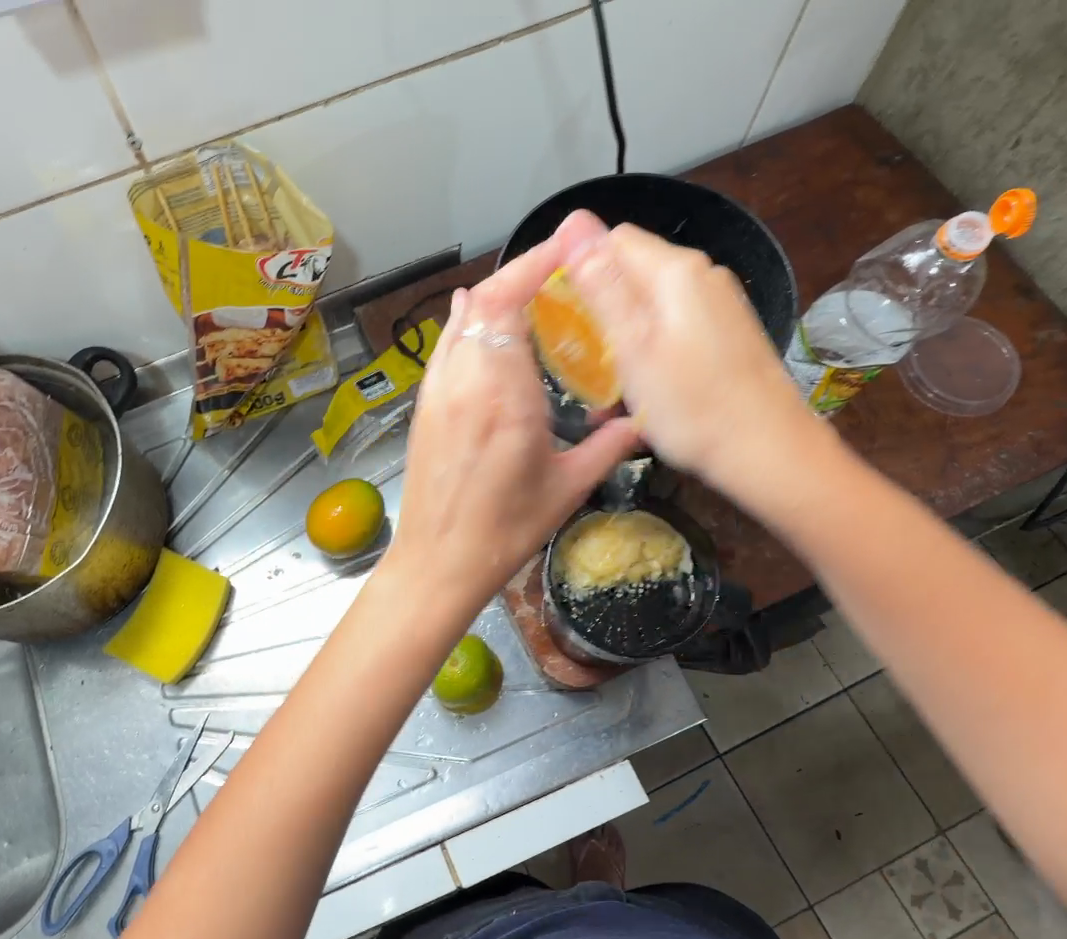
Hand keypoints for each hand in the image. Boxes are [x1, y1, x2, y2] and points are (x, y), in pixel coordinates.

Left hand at [387, 234, 641, 606]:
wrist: (438, 562)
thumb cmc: (503, 531)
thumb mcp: (567, 488)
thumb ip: (609, 447)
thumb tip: (641, 422)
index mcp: (503, 396)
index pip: (506, 302)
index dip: (533, 264)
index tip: (565, 248)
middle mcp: (463, 382)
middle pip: (482, 300)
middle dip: (519, 273)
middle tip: (557, 270)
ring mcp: (438, 392)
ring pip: (459, 320)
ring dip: (492, 296)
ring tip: (529, 292)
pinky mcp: (425, 406)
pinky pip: (446, 346)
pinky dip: (465, 322)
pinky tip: (478, 316)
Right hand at [551, 211, 840, 515]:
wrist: (770, 453)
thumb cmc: (694, 406)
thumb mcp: (634, 347)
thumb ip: (601, 284)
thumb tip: (572, 221)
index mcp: (676, 271)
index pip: (611, 239)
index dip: (577, 268)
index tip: (555, 313)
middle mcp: (701, 277)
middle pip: (630, 271)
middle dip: (597, 307)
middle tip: (575, 356)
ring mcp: (718, 305)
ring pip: (649, 303)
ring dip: (619, 336)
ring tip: (604, 382)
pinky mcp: (725, 335)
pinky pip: (670, 328)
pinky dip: (647, 351)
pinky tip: (640, 389)